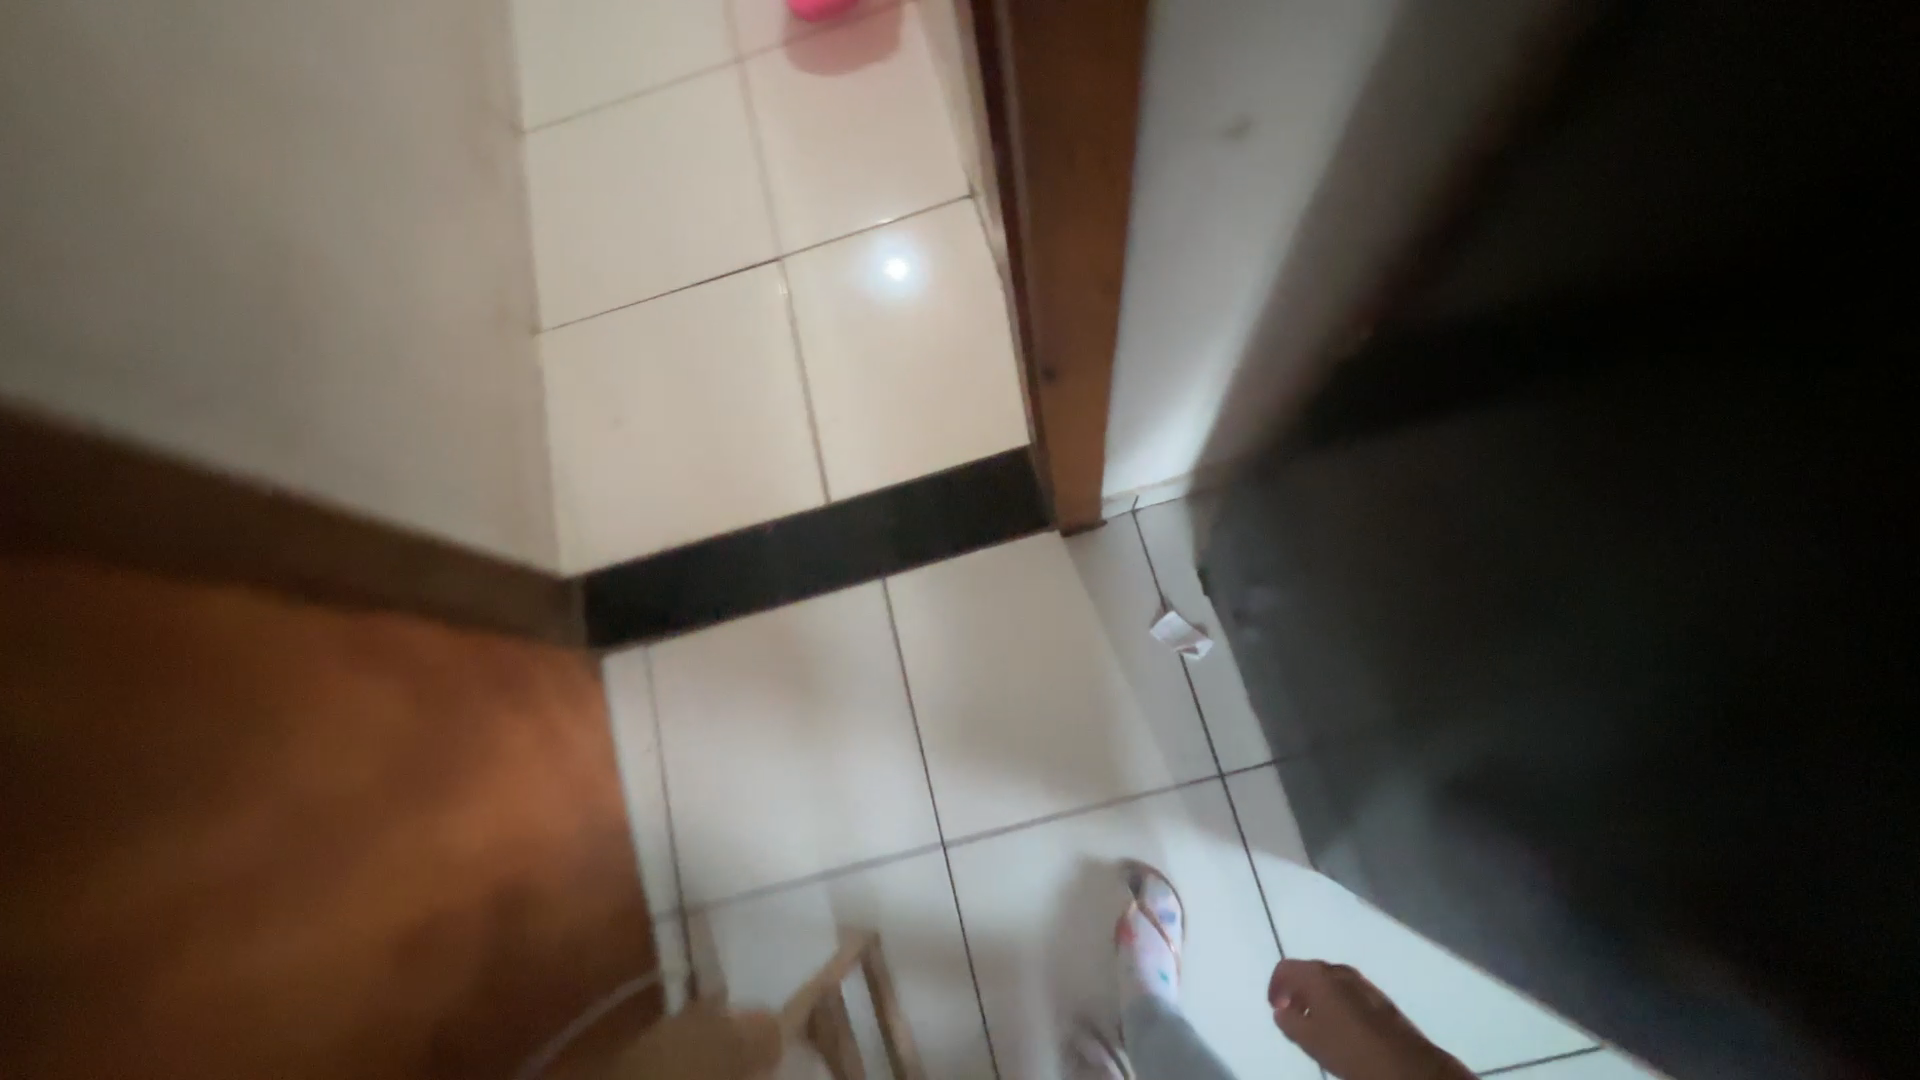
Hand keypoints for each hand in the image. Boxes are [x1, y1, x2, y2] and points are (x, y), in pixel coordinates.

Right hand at [1267, 959, 1474, 1079]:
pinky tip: (1342, 1030)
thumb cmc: (1351, 1051)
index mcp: (1318, 976)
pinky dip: (1338, 1005)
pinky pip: (1349, 994)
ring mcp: (1363, 984)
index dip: (1276, 986)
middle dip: (1297, 991)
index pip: (1286, 968)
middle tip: (1293, 1016)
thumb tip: (1282, 1012)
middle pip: (1309, 973)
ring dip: (1318, 999)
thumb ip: (1288, 1022)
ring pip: (1331, 984)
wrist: (1409, 1067)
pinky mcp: (1381, 1000)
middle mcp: (1339, 972)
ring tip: (1317, 1025)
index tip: (1276, 1009)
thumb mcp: (1309, 1040)